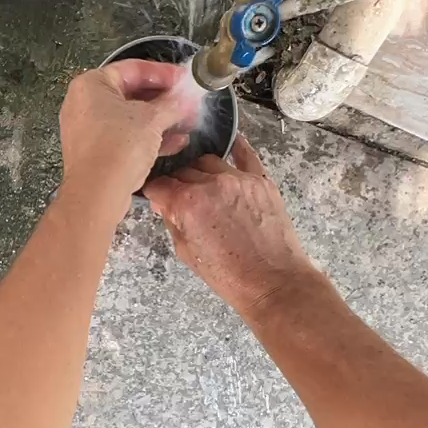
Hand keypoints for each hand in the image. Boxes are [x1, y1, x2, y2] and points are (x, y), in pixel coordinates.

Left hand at [58, 60, 197, 205]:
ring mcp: (89, 131)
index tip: (183, 78)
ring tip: (186, 122)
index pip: (133, 69)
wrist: (97, 194)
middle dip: (164, 100)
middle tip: (187, 101)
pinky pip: (125, 139)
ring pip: (130, 119)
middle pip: (132, 95)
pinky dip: (148, 139)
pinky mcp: (96, 153)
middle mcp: (84, 105)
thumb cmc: (117, 149)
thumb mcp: (152, 119)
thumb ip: (172, 104)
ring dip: (160, 121)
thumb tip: (184, 98)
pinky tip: (174, 142)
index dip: (163, 73)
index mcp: (91, 86)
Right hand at [142, 136, 322, 315]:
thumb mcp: (187, 253)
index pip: (159, 185)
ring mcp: (239, 179)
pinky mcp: (261, 181)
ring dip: (200, 171)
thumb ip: (172, 222)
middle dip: (177, 183)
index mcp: (188, 204)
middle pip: (183, 171)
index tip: (156, 198)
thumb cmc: (230, 275)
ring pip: (209, 162)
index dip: (154, 193)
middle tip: (178, 197)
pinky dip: (236, 149)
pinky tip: (230, 145)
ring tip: (202, 187)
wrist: (272, 282)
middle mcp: (212, 185)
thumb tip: (165, 205)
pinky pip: (246, 155)